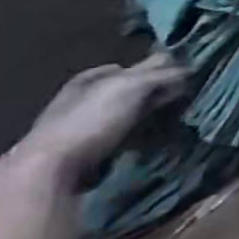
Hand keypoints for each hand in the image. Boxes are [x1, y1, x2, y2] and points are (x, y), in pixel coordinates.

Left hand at [4, 53, 188, 186]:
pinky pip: (123, 140)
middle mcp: (84, 101)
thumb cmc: (90, 119)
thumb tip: (189, 69)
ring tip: (173, 119)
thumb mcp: (132, 87)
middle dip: (151, 92)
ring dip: (148, 116)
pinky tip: (154, 140)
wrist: (50, 171)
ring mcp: (83, 130)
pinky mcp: (88, 156)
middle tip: (181, 94)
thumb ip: (161, 75)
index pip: (125, 67)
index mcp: (89, 80)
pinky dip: (140, 138)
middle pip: (126, 91)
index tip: (176, 72)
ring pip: (126, 116)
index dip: (150, 68)